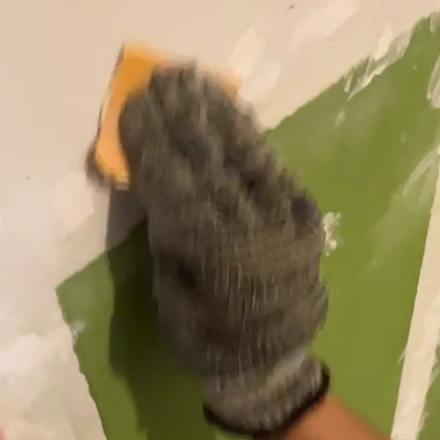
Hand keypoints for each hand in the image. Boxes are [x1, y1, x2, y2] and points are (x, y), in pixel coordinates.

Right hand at [120, 66, 329, 436]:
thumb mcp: (169, 290)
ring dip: (219, 113)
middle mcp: (250, 227)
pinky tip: (235, 112)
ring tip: (199, 82)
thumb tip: (158, 180)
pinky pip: (274, 168)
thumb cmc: (205, 337)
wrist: (269, 363)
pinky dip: (251, 137)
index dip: (152, 140)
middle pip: (210, 158)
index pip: (173, 181)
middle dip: (183, 115)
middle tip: (164, 77)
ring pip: (246, 153)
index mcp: (211, 252)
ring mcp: (283, 218)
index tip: (135, 104)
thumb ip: (167, 233)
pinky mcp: (303, 216)